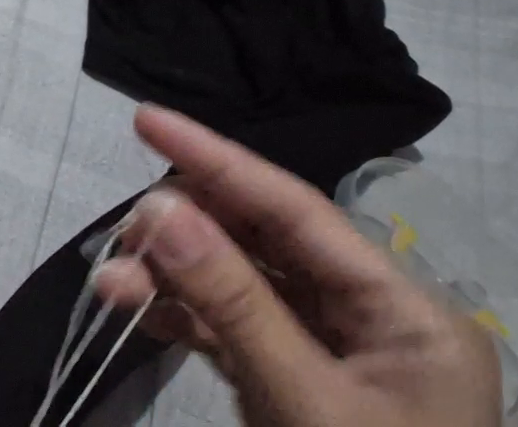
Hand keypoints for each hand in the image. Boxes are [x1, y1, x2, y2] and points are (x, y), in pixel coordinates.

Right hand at [97, 106, 502, 426]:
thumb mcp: (304, 400)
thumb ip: (232, 301)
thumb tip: (157, 207)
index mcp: (405, 313)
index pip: (295, 210)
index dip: (217, 159)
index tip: (144, 119)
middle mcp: (368, 317)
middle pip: (260, 239)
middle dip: (182, 227)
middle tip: (121, 231)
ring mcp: (327, 347)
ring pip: (232, 279)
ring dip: (167, 274)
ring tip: (112, 284)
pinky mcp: (287, 373)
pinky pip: (222, 320)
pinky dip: (175, 310)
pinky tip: (134, 307)